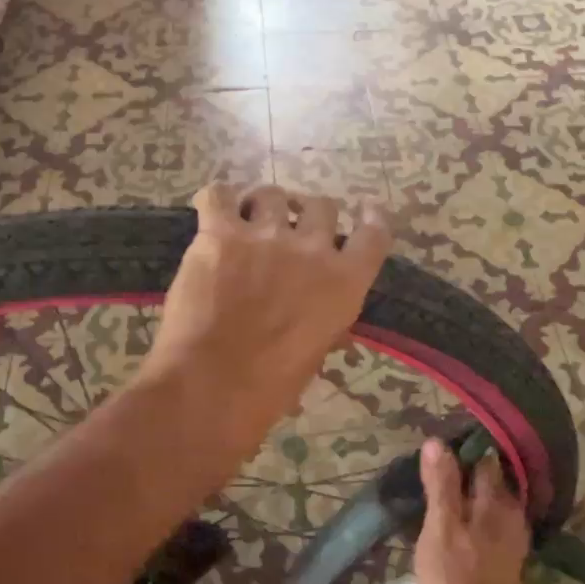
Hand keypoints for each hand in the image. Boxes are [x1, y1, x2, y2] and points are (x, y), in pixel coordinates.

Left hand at [144, 183, 391, 442]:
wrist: (211, 386)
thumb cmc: (268, 389)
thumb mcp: (313, 358)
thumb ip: (324, 327)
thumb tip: (329, 327)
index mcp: (344, 284)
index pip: (373, 235)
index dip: (370, 218)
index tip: (365, 210)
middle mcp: (311, 250)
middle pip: (321, 206)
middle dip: (308, 214)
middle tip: (291, 226)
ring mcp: (265, 236)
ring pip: (272, 194)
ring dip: (263, 205)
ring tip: (249, 218)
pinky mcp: (220, 233)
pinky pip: (218, 195)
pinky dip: (218, 198)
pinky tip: (214, 210)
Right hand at [414, 440, 530, 583]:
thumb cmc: (454, 583)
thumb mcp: (440, 528)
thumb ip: (441, 485)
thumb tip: (437, 442)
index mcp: (499, 503)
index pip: (485, 460)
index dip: (464, 448)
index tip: (439, 440)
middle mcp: (512, 517)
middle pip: (491, 481)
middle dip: (467, 470)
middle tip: (433, 464)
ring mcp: (511, 542)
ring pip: (489, 505)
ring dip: (468, 494)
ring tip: (437, 489)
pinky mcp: (503, 564)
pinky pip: (488, 525)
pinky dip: (472, 517)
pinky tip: (453, 523)